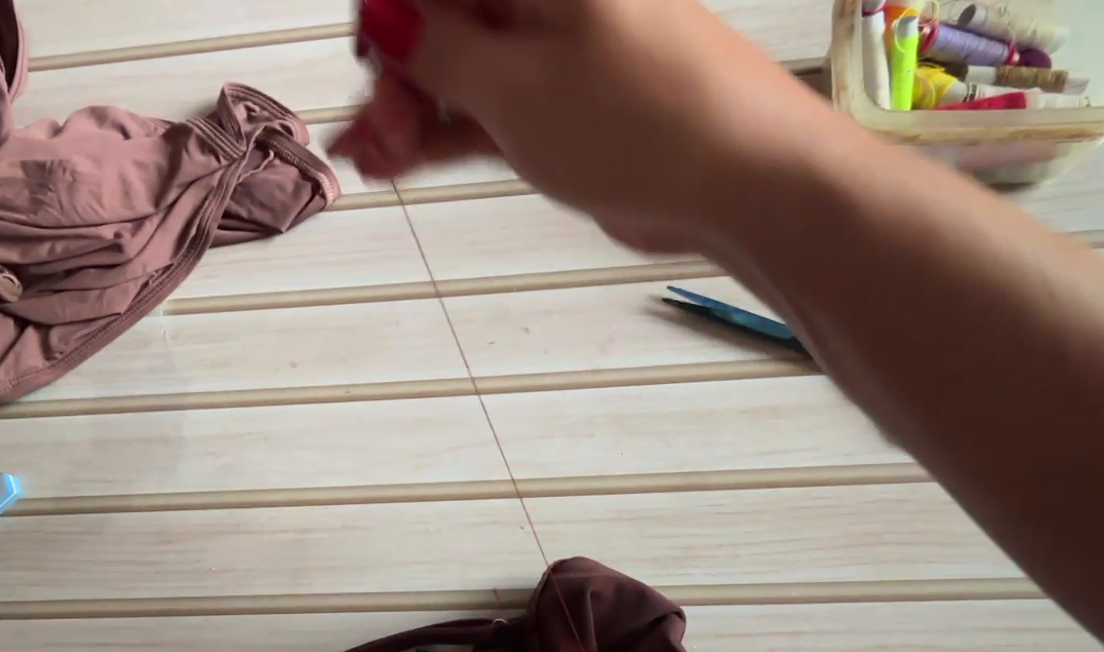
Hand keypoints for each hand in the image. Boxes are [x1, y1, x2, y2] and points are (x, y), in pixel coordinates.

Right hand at [331, 0, 831, 245]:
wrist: (735, 181)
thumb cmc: (645, 119)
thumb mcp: (518, 88)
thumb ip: (439, 52)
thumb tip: (382, 16)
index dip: (389, 17)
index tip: (367, 63)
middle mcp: (543, 0)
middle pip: (439, 21)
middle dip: (395, 78)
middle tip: (371, 138)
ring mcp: (550, 53)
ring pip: (456, 72)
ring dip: (410, 115)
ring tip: (372, 161)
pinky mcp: (557, 107)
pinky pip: (484, 112)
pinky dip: (444, 138)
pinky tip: (400, 162)